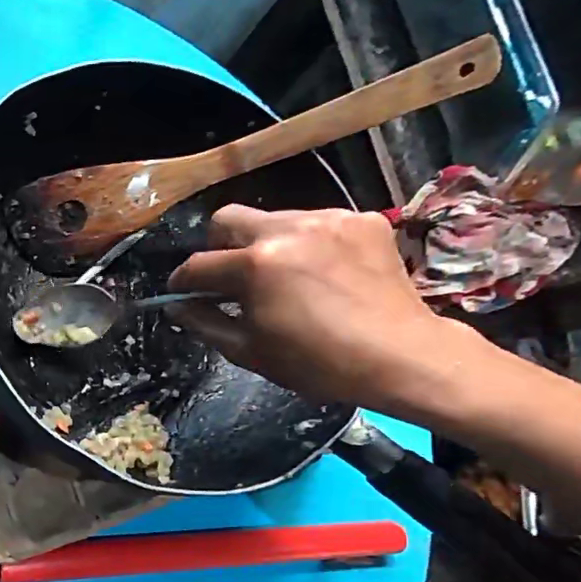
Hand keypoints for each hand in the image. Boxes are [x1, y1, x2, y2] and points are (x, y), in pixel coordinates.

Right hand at [166, 205, 490, 417]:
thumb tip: (177, 306)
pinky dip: (307, 244)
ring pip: (272, 218)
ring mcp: (328, 218)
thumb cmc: (318, 363)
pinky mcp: (362, 219)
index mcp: (255, 264)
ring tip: (282, 276)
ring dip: (264, 244)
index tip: (183, 294)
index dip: (182, 283)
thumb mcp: (248, 350)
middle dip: (217, 247)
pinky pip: (315, 222)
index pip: (197, 265)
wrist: (403, 357)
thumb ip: (204, 322)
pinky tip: (320, 271)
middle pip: (227, 219)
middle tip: (230, 276)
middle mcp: (287, 228)